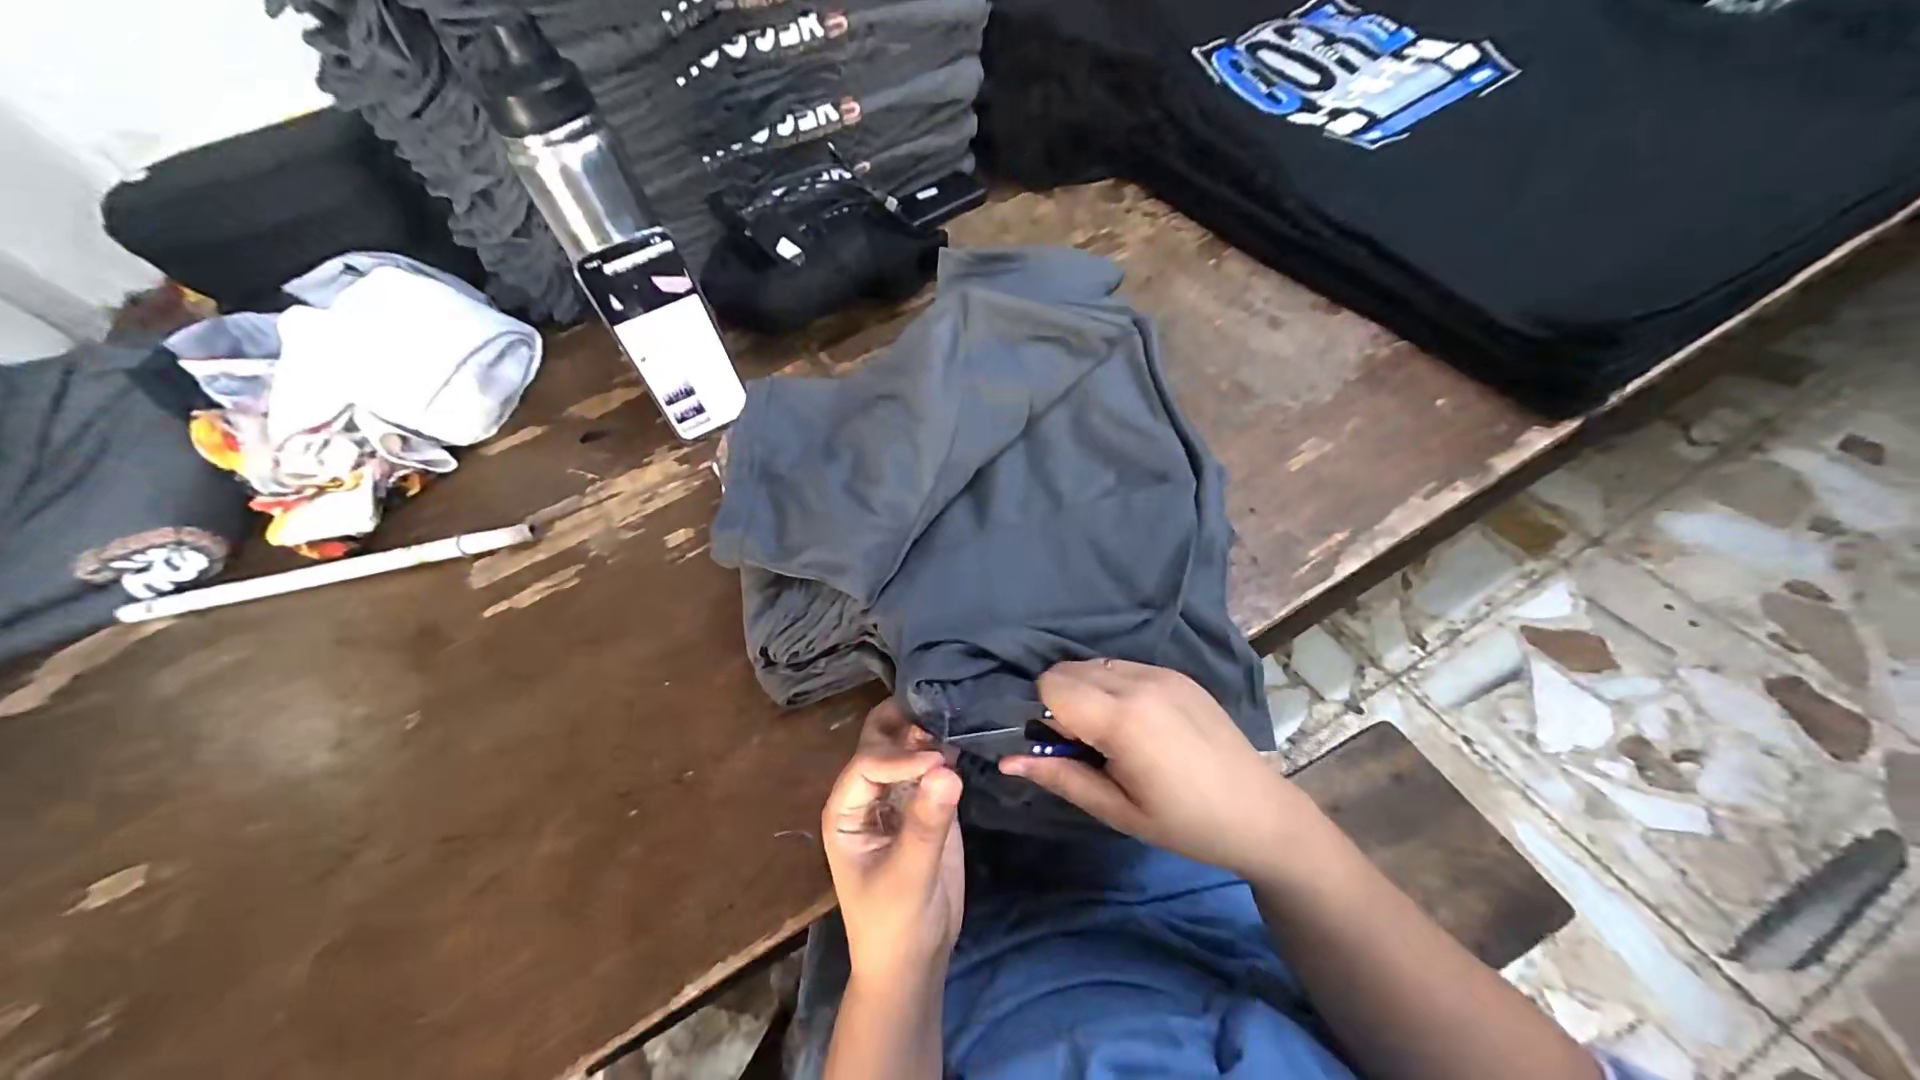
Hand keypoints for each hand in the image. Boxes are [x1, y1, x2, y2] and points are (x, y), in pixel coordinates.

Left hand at [821, 699, 964, 983]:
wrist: (915, 958)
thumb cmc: (895, 923)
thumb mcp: (908, 877)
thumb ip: (925, 824)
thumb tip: (947, 770)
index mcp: (845, 810)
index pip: (867, 765)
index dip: (899, 758)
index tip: (936, 761)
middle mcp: (868, 795)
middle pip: (878, 743)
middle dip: (903, 727)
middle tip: (938, 712)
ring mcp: (897, 797)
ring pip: (906, 749)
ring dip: (926, 734)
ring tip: (954, 722)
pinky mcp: (925, 804)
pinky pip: (932, 768)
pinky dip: (945, 753)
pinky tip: (964, 741)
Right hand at [1000, 659, 1311, 877]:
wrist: (1260, 813)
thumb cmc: (1185, 822)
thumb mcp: (1117, 810)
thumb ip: (1059, 777)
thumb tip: (1006, 761)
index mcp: (1123, 717)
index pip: (1051, 684)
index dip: (1046, 715)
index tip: (1069, 748)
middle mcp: (1139, 682)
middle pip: (1067, 669)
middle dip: (1062, 702)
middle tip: (1090, 746)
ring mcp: (1162, 672)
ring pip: (1093, 664)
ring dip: (1087, 692)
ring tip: (1115, 735)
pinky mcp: (1178, 673)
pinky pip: (1123, 666)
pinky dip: (1113, 686)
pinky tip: (1139, 724)